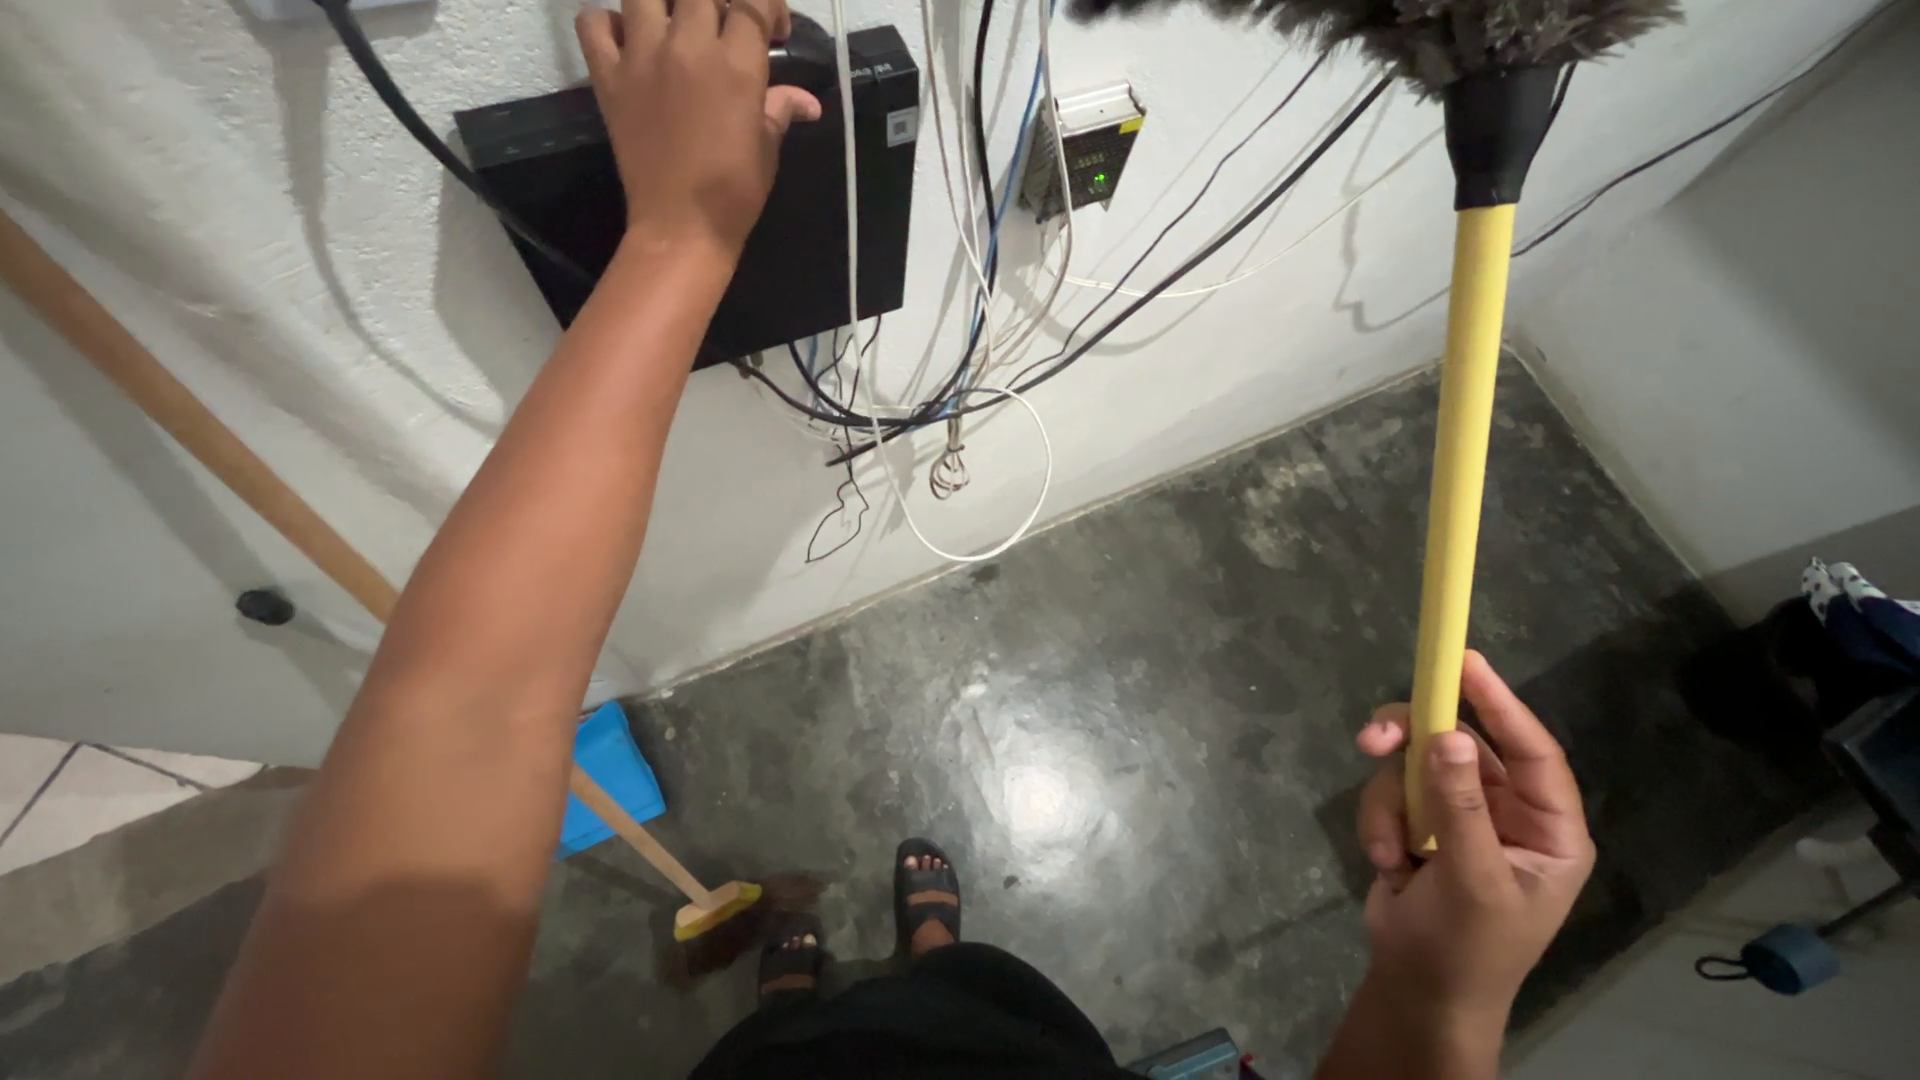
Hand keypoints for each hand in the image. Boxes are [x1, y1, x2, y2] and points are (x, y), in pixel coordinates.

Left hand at [576, 0, 821, 254]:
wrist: (681, 226)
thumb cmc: (734, 193)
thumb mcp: (767, 150)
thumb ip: (780, 110)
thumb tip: (808, 102)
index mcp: (736, 65)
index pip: (753, 2)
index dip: (768, 7)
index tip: (772, 31)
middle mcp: (687, 46)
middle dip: (719, 2)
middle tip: (724, 26)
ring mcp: (641, 56)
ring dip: (664, 2)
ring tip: (675, 24)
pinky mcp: (608, 76)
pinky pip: (595, 21)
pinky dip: (608, 21)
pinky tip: (628, 41)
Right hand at [1354, 651, 1595, 1022]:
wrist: (1418, 988)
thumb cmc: (1467, 947)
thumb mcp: (1471, 880)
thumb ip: (1460, 807)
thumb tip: (1445, 735)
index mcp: (1546, 828)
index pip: (1531, 751)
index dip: (1499, 704)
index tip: (1463, 663)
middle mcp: (1504, 812)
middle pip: (1457, 746)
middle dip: (1412, 744)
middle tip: (1372, 738)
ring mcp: (1455, 816)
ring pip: (1412, 767)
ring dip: (1389, 805)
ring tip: (1388, 851)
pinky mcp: (1415, 824)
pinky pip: (1387, 794)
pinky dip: (1377, 824)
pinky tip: (1385, 863)